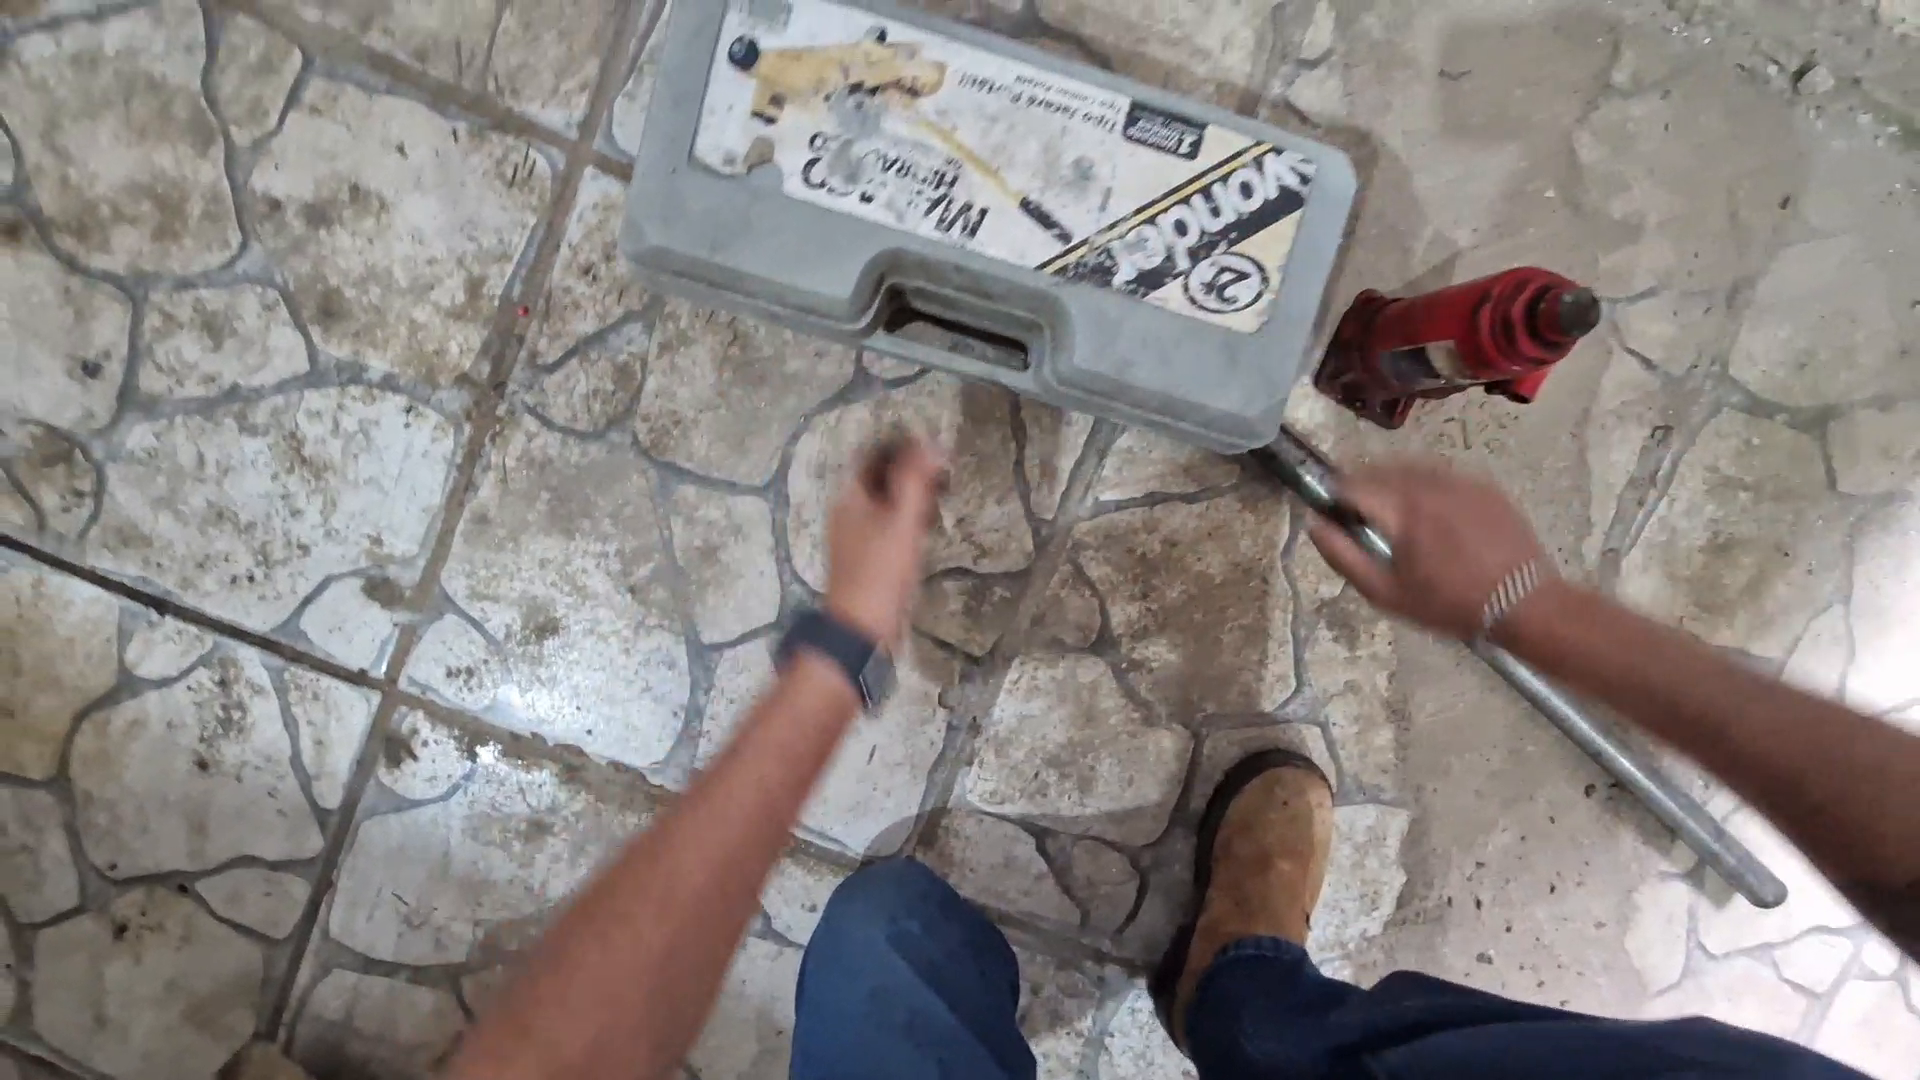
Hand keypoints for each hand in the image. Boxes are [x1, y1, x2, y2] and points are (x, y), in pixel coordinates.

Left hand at [823, 435, 947, 647]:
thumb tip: (929, 442)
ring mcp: (855, 535)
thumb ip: (914, 480)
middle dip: (910, 471)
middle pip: (879, 478)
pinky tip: (925, 528)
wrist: (861, 626)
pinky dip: (906, 520)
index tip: (934, 447)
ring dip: (910, 496)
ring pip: (884, 503)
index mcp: (851, 497)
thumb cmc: (881, 571)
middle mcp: (848, 511)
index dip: (902, 446)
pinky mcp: (866, 557)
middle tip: (943, 473)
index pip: (874, 454)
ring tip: (939, 497)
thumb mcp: (901, 521)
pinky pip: (887, 526)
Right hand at [1307, 460, 1548, 640]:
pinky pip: (1440, 475)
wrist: (1526, 606)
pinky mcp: (1484, 487)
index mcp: (1403, 509)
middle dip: (1361, 486)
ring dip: (1390, 482)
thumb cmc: (1447, 604)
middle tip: (1359, 516)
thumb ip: (1342, 555)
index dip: (1333, 495)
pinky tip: (1427, 513)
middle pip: (1379, 468)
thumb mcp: (1383, 592)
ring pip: (1409, 467)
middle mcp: (1431, 484)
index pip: (1351, 482)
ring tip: (1391, 513)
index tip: (1332, 513)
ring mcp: (1462, 482)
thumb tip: (1315, 523)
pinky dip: (1422, 485)